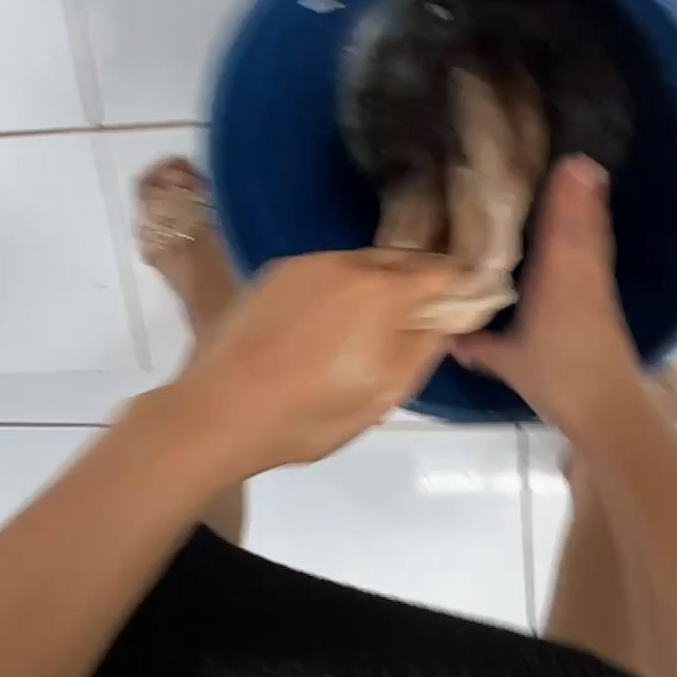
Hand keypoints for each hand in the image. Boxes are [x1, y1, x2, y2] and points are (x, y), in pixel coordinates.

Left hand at [172, 248, 459, 473]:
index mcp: (384, 291)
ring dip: (376, 286)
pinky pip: (325, 271)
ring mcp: (309, 263)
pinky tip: (322, 325)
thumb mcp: (383, 394)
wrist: (216, 411)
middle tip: (415, 322)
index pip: (442, 270)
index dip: (458, 286)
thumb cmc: (309, 414)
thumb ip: (425, 346)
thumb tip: (450, 315)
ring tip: (364, 327)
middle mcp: (349, 262)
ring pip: (361, 264)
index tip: (460, 306)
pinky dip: (338, 289)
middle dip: (417, 285)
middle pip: (402, 262)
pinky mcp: (276, 271)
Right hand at [454, 155, 649, 438]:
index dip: (562, 198)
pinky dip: (597, 230)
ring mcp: (595, 286)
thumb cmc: (556, 380)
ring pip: (592, 237)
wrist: (608, 408)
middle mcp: (576, 277)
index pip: (556, 232)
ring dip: (591, 205)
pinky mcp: (606, 299)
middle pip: (578, 226)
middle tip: (579, 156)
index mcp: (552, 284)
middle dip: (577, 192)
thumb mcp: (508, 363)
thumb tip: (444, 336)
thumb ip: (476, 346)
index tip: (564, 165)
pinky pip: (599, 254)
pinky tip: (595, 217)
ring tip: (590, 171)